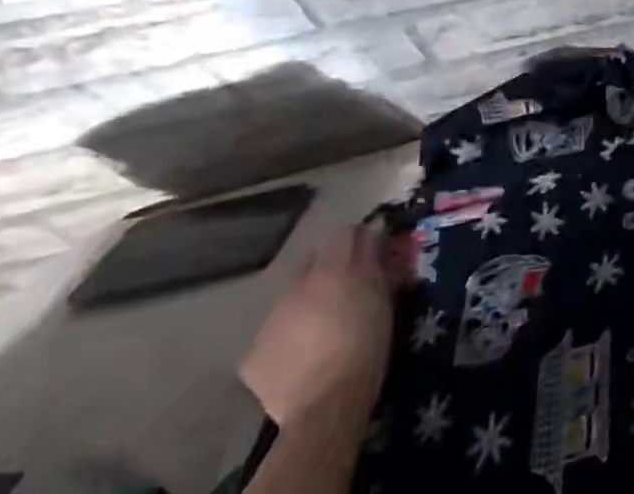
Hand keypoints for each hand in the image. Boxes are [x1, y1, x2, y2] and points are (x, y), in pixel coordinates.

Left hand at [240, 224, 393, 426]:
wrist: (325, 405)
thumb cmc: (366, 345)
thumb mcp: (381, 297)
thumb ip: (374, 259)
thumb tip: (374, 228)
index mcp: (330, 271)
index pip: (342, 234)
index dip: (359, 239)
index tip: (373, 250)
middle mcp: (293, 288)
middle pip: (312, 262)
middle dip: (329, 268)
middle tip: (348, 289)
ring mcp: (268, 322)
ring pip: (290, 300)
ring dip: (307, 305)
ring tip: (324, 330)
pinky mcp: (252, 355)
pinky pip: (274, 336)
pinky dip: (288, 340)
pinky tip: (302, 358)